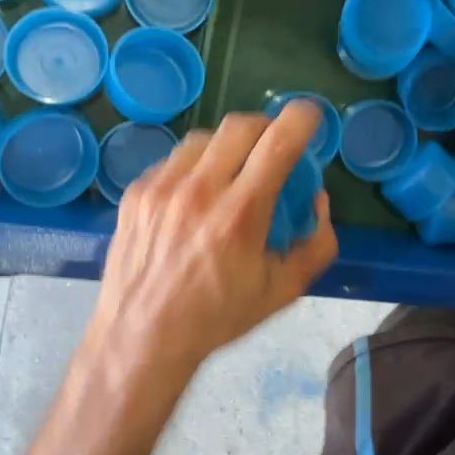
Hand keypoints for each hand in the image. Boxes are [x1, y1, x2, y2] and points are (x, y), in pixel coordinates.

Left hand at [84, 101, 337, 378]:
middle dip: (266, 127)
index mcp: (241, 214)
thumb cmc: (218, 316)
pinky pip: (174, 160)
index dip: (302, 118)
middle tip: (272, 147)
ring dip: (228, 146)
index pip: (279, 142)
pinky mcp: (136, 192)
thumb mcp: (284, 290)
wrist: (141, 338)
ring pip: (204, 138)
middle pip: (241, 125)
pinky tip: (195, 197)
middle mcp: (200, 191)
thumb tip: (318, 199)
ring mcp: (162, 188)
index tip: (310, 116)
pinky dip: (194, 167)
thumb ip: (317, 242)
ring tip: (230, 173)